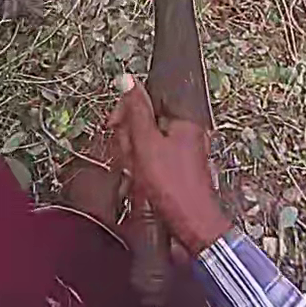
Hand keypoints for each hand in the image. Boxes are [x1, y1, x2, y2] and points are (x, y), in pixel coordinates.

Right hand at [109, 81, 230, 251]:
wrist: (191, 226)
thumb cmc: (171, 186)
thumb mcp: (146, 143)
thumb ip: (135, 111)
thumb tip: (127, 79)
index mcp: (182, 119)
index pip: (146, 99)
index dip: (126, 112)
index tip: (114, 125)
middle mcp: (184, 130)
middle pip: (144, 120)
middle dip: (129, 137)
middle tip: (130, 155)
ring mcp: (181, 149)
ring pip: (144, 140)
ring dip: (133, 154)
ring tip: (136, 172)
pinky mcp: (176, 167)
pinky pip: (151, 157)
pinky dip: (141, 166)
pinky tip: (140, 179)